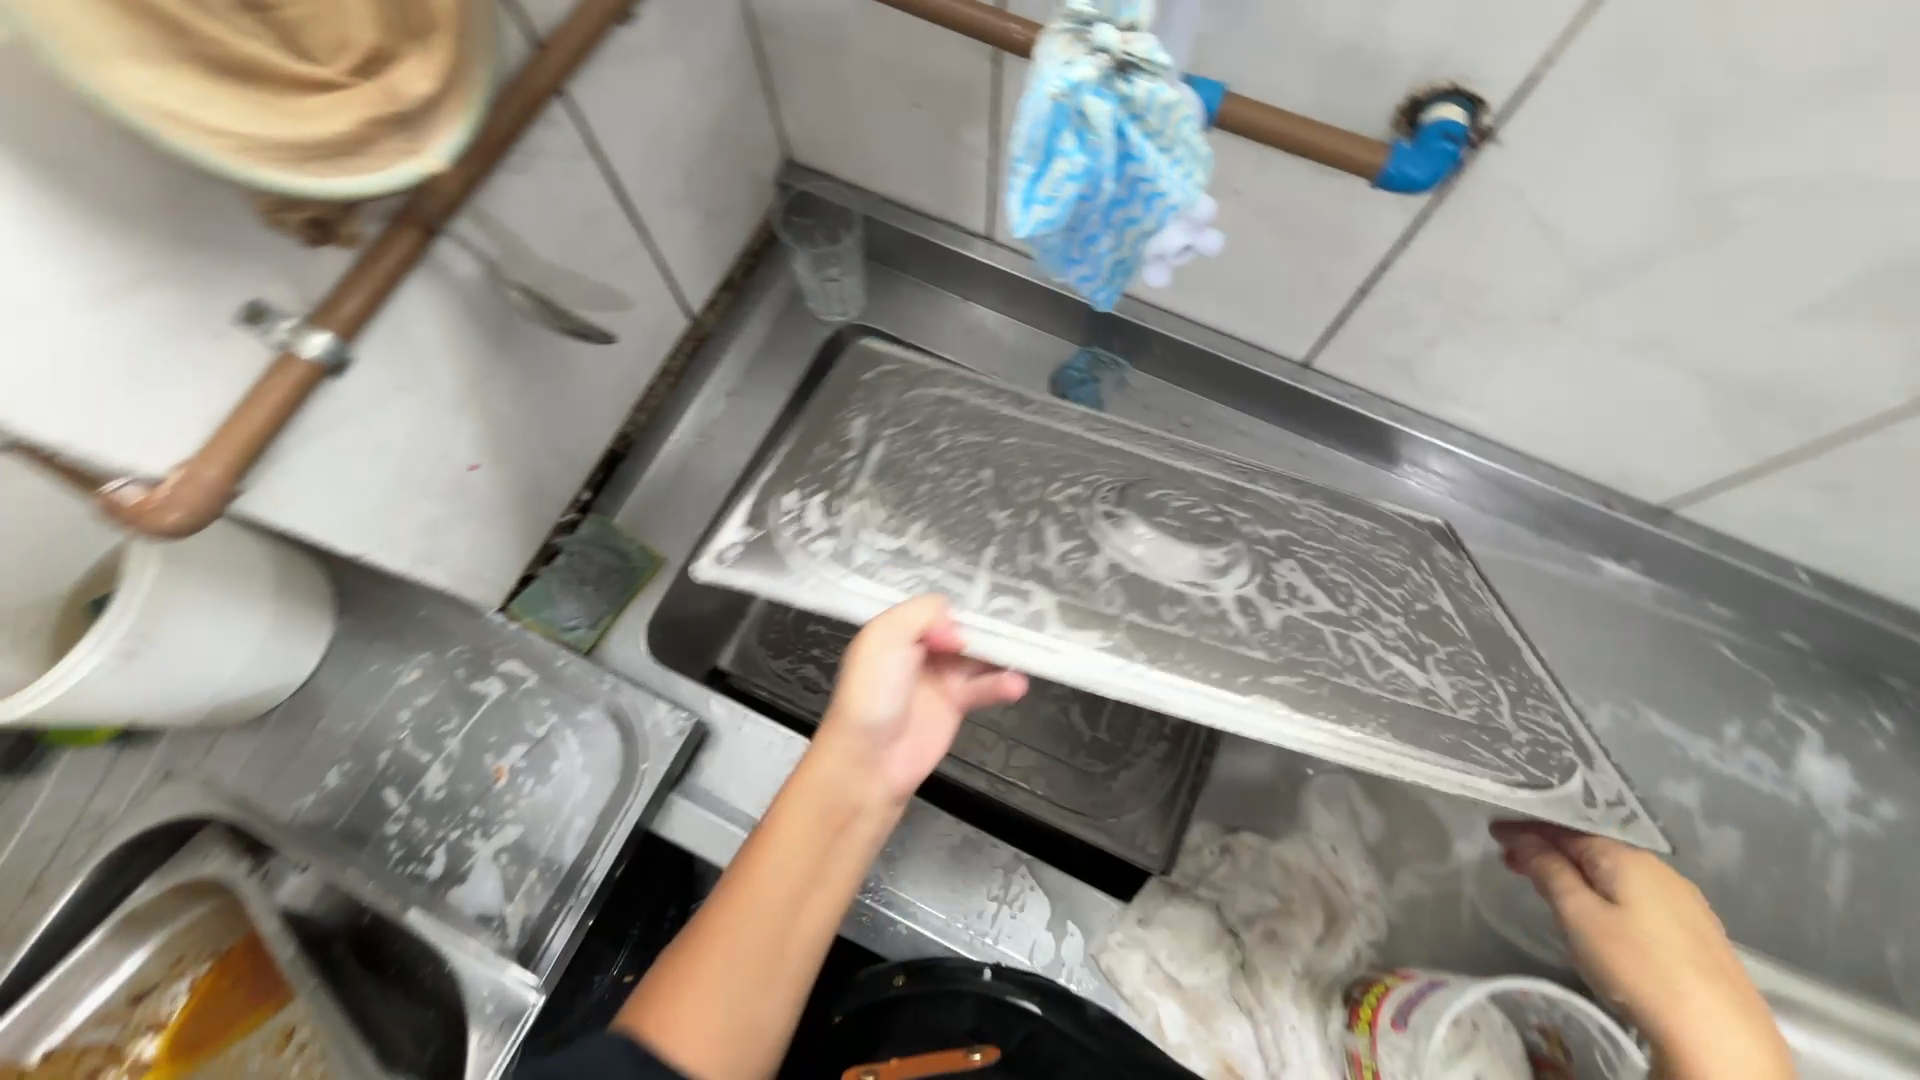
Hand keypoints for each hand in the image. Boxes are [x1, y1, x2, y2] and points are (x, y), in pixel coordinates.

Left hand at [813, 595, 1028, 807]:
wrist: (869, 759)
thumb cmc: (872, 693)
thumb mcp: (885, 637)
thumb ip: (921, 614)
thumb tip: (957, 624)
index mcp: (897, 629)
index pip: (935, 608)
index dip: (956, 609)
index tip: (976, 615)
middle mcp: (919, 649)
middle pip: (961, 629)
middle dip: (985, 627)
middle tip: (1016, 626)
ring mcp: (938, 678)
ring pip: (976, 656)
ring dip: (999, 653)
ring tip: (1021, 653)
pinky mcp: (955, 705)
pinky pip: (983, 687)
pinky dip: (1002, 684)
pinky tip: (1016, 684)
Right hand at [1491, 823, 1794, 1079]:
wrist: (1720, 1035)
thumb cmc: (1637, 966)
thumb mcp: (1577, 915)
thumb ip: (1548, 871)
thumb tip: (1524, 839)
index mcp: (1625, 857)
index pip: (1564, 830)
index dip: (1526, 829)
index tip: (1494, 832)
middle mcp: (1658, 869)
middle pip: (1591, 848)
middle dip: (1549, 851)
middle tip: (1511, 863)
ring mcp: (1683, 900)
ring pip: (1615, 872)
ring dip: (1577, 872)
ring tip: (1549, 887)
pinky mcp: (1697, 930)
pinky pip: (1637, 894)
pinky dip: (1605, 891)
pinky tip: (1599, 912)